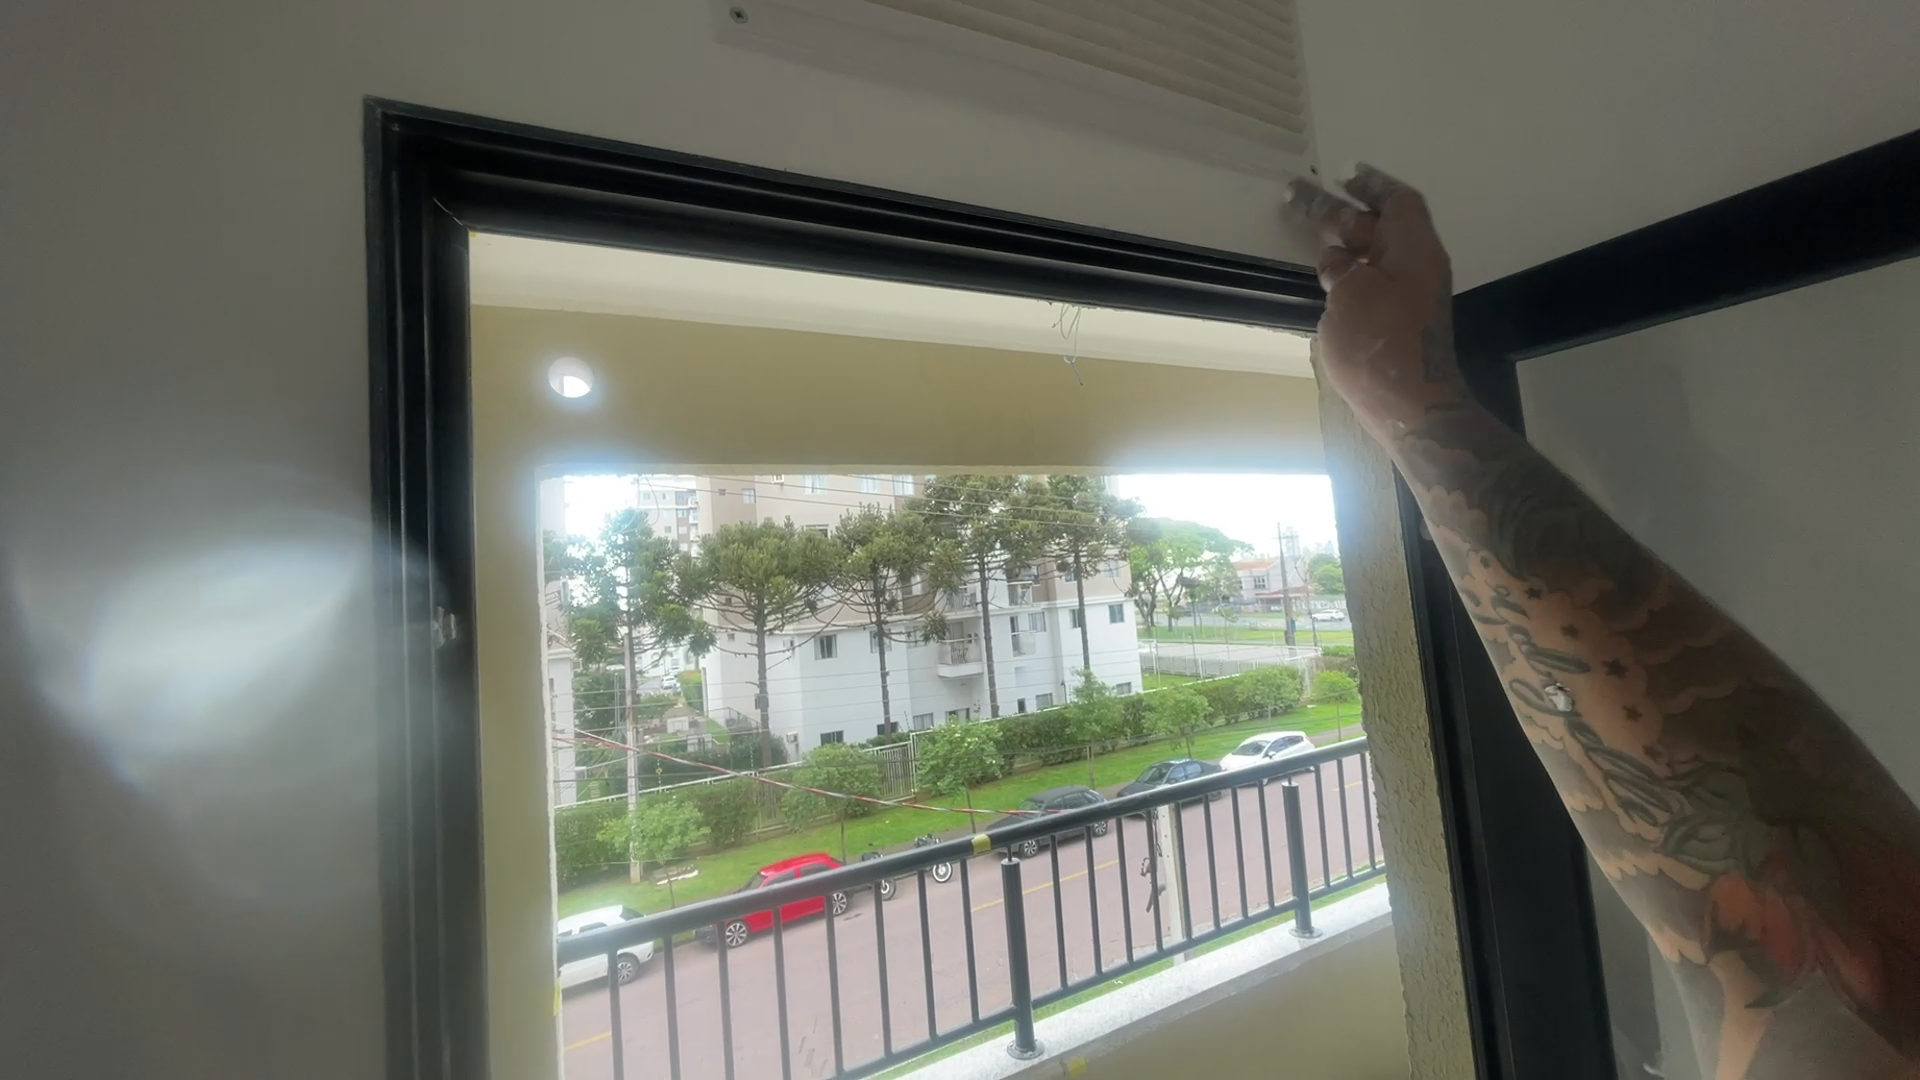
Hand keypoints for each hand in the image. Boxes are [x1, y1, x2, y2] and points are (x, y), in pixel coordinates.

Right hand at [1283, 166, 1471, 441]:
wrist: (1409, 403)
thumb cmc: (1380, 344)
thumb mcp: (1349, 296)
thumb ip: (1339, 269)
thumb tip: (1333, 260)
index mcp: (1412, 249)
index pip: (1396, 202)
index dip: (1371, 184)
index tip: (1345, 173)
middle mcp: (1415, 267)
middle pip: (1380, 227)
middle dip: (1344, 212)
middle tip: (1305, 199)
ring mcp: (1408, 297)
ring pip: (1374, 256)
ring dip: (1346, 244)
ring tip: (1315, 235)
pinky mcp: (1396, 324)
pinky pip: (1370, 282)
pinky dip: (1348, 273)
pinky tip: (1327, 280)